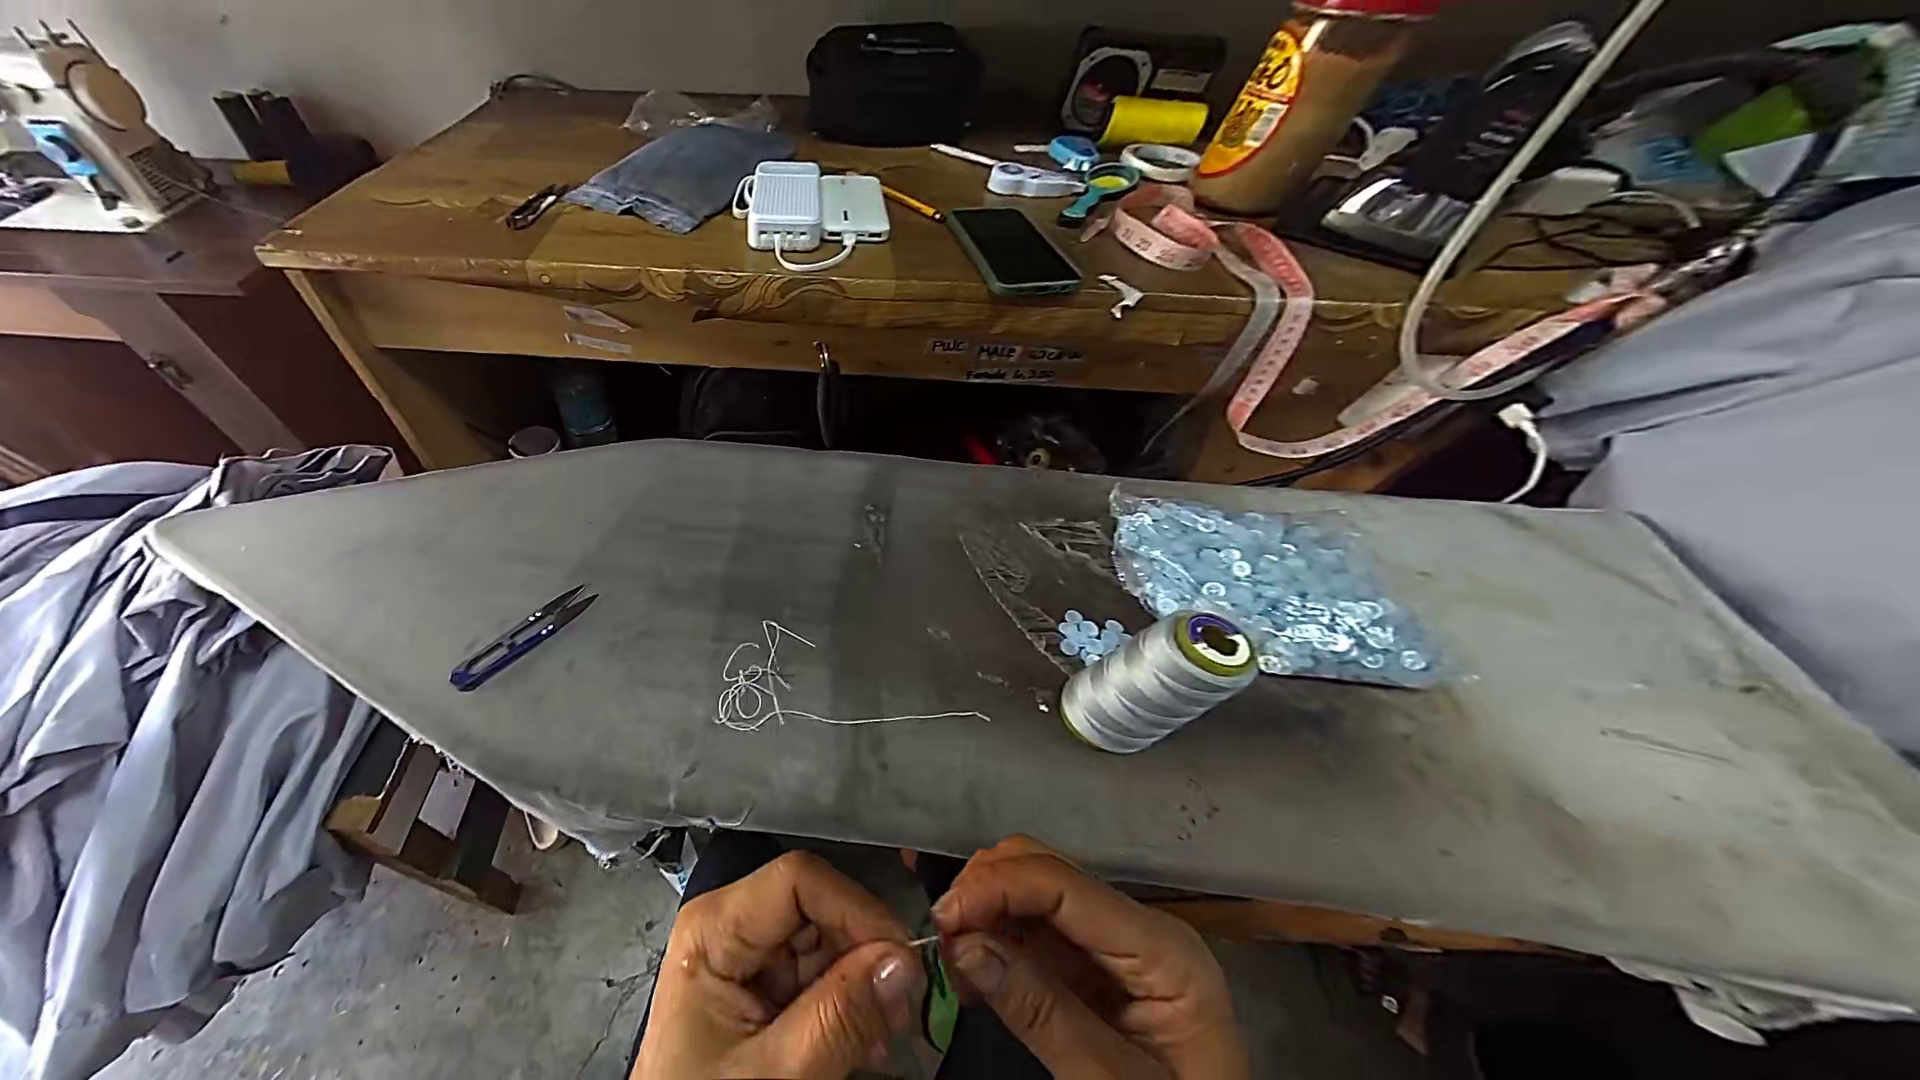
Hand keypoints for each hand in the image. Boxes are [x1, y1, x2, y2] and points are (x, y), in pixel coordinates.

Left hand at [633, 850, 924, 1079]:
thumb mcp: (772, 1073)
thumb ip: (839, 1016)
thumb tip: (902, 963)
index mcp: (714, 929)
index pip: (800, 880)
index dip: (855, 908)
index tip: (897, 956)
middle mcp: (733, 926)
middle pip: (822, 905)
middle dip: (867, 951)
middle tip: (898, 1005)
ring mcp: (753, 954)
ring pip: (832, 936)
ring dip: (866, 980)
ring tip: (882, 1032)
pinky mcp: (769, 983)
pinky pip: (826, 969)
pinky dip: (854, 999)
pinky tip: (864, 1036)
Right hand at [932, 836, 1248, 1079]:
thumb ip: (1040, 1012)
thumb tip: (965, 945)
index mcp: (1160, 946)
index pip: (1067, 885)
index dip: (999, 886)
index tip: (942, 915)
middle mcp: (1136, 925)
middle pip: (1050, 870)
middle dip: (988, 889)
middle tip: (941, 939)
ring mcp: (1114, 940)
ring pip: (1035, 890)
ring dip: (985, 909)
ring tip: (951, 959)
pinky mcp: (1094, 962)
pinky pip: (1035, 928)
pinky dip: (996, 935)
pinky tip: (972, 965)